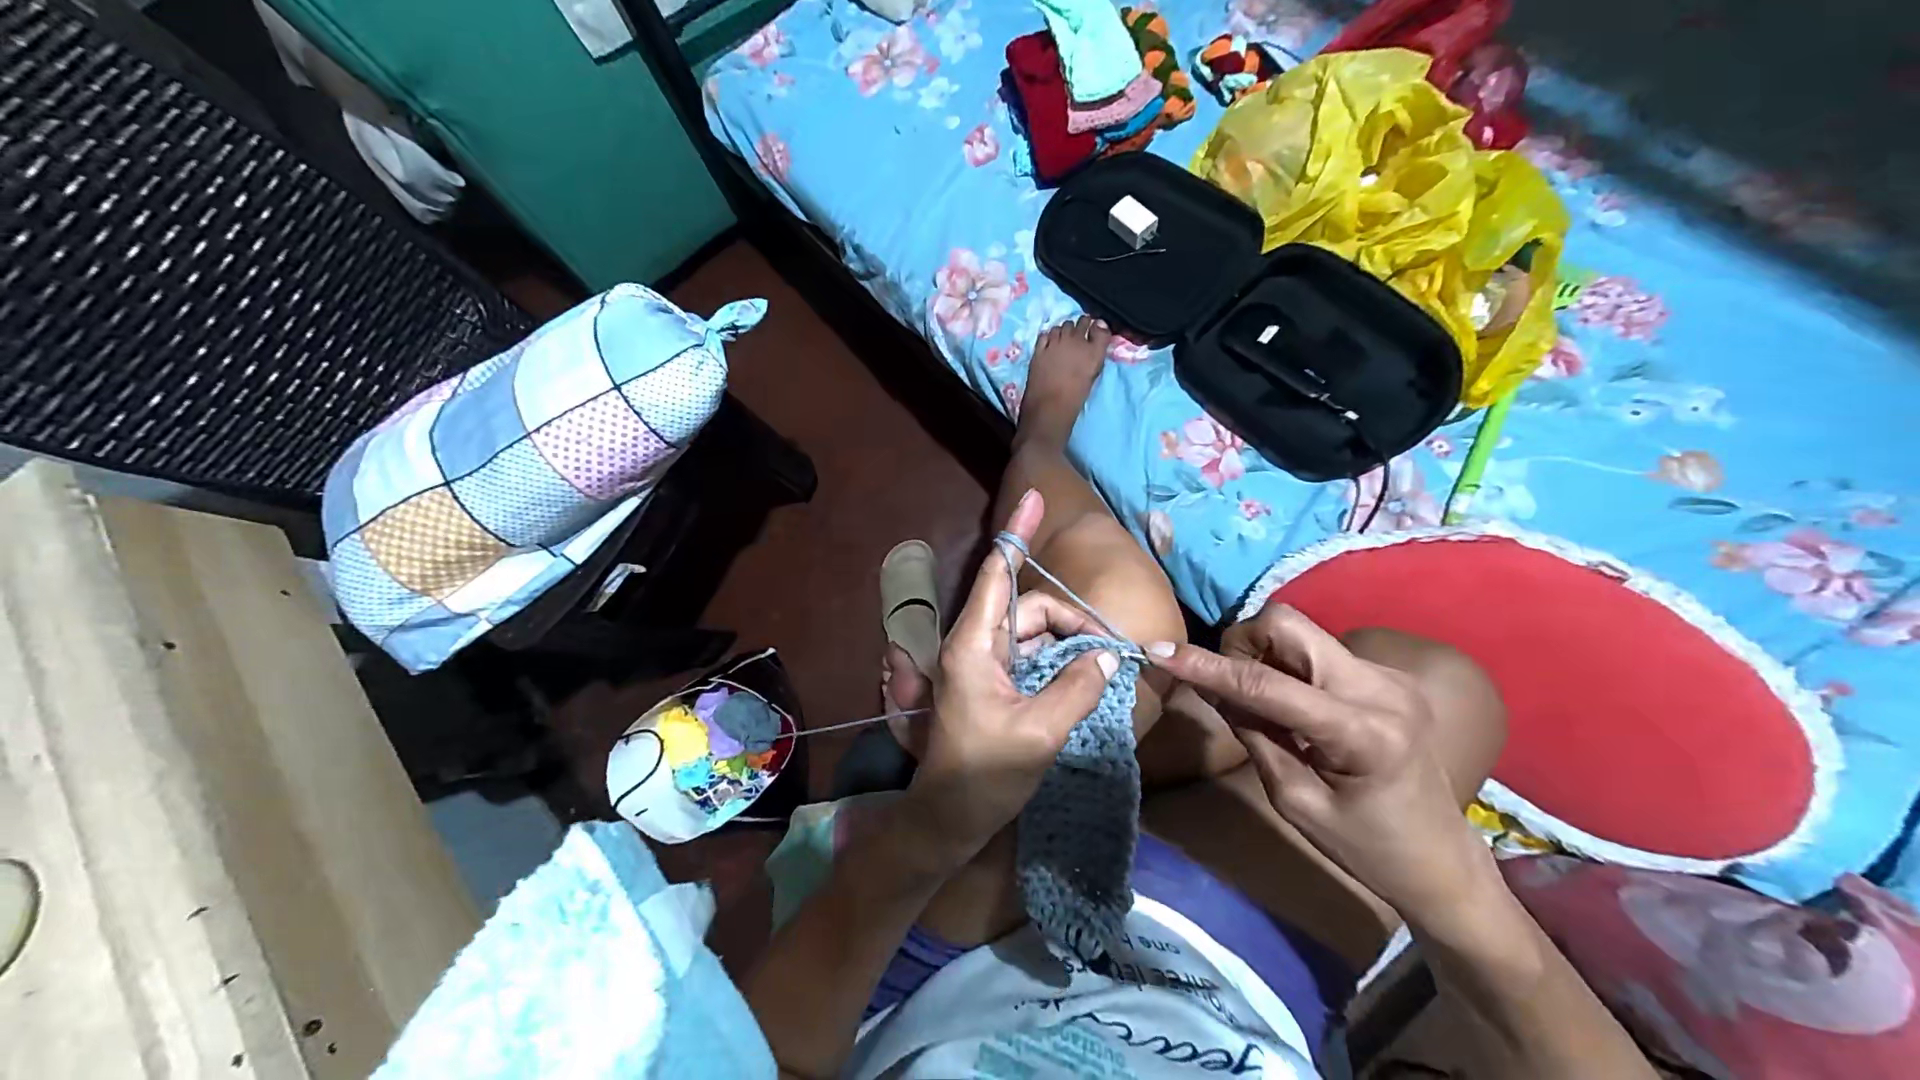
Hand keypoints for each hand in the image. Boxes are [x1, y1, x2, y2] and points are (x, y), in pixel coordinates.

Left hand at [899, 490, 1118, 866]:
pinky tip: (1080, 675)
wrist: (951, 816)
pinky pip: (1029, 654)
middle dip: (1068, 618)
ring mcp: (982, 663)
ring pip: (1031, 631)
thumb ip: (1077, 686)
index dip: (1016, 534)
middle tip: (1105, 652)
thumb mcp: (1040, 731)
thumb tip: (1107, 654)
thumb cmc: (987, 774)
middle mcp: (974, 645)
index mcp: (974, 646)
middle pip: (1026, 606)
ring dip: (1065, 641)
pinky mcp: (992, 682)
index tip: (1033, 496)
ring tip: (1097, 667)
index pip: (996, 575)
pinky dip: (1056, 658)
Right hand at [1149, 602, 1491, 927]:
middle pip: (1287, 624)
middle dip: (1243, 643)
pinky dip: (1287, 666)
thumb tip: (1211, 685)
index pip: (1265, 683)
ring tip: (1261, 702)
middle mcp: (1380, 687)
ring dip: (1264, 654)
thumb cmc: (1365, 848)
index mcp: (1362, 732)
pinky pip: (1316, 649)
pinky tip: (1292, 706)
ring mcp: (1388, 674)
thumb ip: (1252, 733)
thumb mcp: (1294, 799)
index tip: (1159, 649)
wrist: (1443, 862)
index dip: (1207, 665)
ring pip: (1299, 631)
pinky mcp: (1385, 674)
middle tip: (1229, 683)